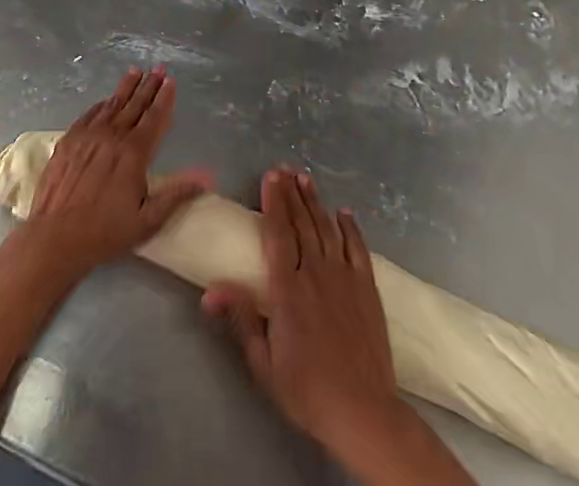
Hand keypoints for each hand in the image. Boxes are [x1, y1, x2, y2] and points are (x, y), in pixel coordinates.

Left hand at [15, 67, 209, 279]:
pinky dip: (100, 105)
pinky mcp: (67, 143)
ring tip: (135, 72)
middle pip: (134, 105)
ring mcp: (87, 138)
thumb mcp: (148, 219)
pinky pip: (88, 116)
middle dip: (149, 86)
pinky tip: (105, 100)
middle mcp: (112, 138)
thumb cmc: (105, 232)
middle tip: (159, 69)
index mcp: (134, 153)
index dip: (164, 99)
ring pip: (111, 106)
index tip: (171, 83)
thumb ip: (176, 194)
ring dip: (125, 89)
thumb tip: (207, 178)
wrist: (55, 237)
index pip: (154, 118)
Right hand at [203, 170, 406, 454]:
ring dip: (316, 202)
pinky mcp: (368, 288)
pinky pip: (358, 248)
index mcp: (288, 289)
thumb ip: (239, 320)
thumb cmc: (306, 388)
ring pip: (328, 229)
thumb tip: (210, 290)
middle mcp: (316, 273)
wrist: (363, 409)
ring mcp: (345, 278)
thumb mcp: (263, 362)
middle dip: (292, 194)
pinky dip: (351, 227)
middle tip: (285, 169)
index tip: (270, 177)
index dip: (273, 202)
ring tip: (306, 179)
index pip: (278, 234)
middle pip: (302, 224)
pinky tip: (344, 212)